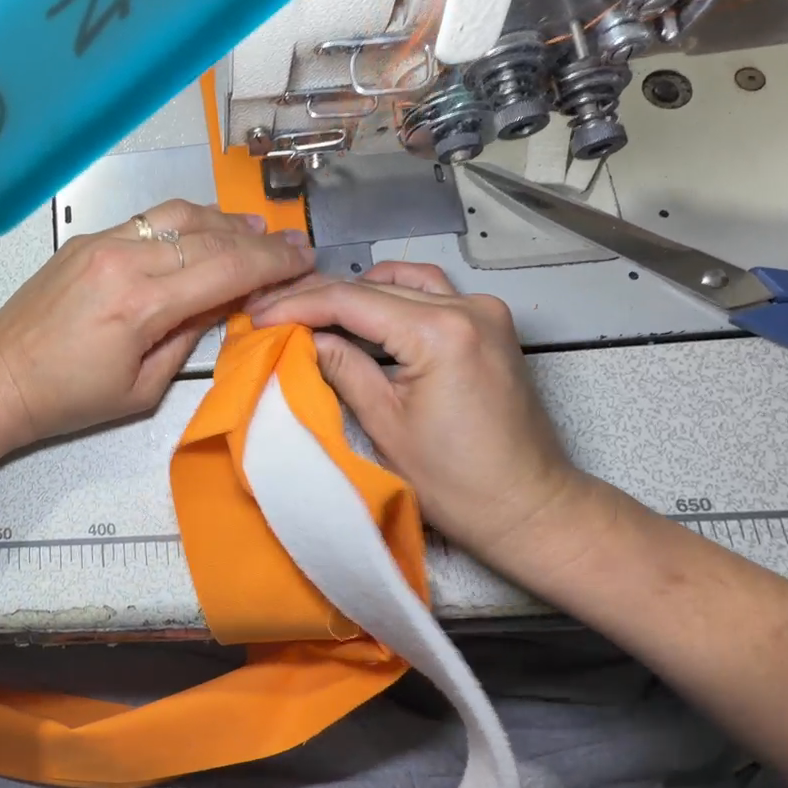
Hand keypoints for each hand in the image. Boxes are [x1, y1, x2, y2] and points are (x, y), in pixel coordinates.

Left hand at [0, 200, 314, 447]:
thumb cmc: (69, 398)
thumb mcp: (143, 388)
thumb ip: (188, 338)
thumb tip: (222, 304)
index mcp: (140, 304)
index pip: (225, 269)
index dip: (273, 264)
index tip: (304, 259)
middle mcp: (123, 260)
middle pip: (208, 235)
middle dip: (257, 240)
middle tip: (291, 244)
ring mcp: (101, 242)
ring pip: (176, 214)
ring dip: (221, 220)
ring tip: (254, 231)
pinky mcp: (85, 240)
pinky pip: (145, 221)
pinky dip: (183, 222)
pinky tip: (200, 232)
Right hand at [248, 262, 593, 565]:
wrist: (530, 507)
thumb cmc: (457, 483)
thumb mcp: (384, 425)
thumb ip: (341, 368)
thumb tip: (300, 337)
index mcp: (441, 332)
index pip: (350, 301)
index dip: (296, 305)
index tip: (257, 315)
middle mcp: (468, 306)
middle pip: (372, 285)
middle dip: (317, 297)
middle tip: (271, 311)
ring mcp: (484, 310)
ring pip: (400, 280)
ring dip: (352, 291)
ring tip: (308, 310)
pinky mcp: (488, 322)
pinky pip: (427, 292)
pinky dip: (389, 297)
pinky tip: (359, 314)